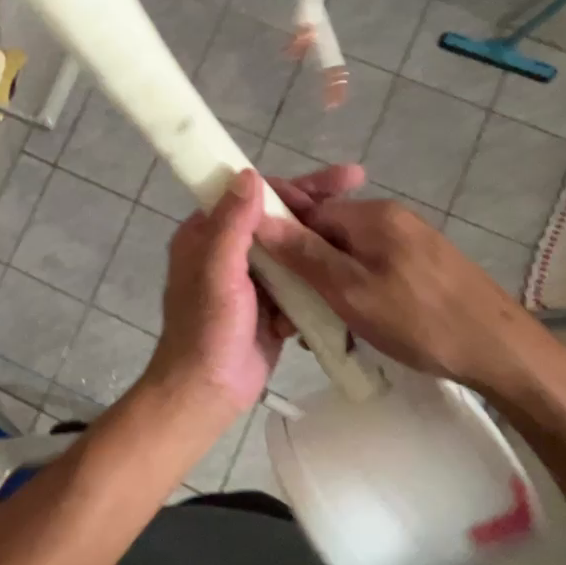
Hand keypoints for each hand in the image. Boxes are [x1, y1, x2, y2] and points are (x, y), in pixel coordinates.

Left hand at [150, 166, 363, 409]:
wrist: (209, 390)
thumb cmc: (207, 327)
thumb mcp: (217, 271)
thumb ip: (231, 225)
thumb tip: (249, 174)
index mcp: (204, 236)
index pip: (249, 195)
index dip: (290, 186)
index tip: (334, 180)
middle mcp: (225, 252)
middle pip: (275, 220)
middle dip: (313, 208)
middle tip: (357, 183)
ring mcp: (249, 280)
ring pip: (292, 250)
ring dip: (320, 245)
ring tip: (361, 233)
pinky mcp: (269, 306)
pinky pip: (300, 282)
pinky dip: (317, 280)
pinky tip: (348, 275)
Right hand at [253, 185, 557, 402]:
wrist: (504, 355)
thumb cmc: (421, 321)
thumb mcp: (350, 291)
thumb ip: (303, 253)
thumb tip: (257, 217)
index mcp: (371, 215)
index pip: (303, 211)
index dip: (277, 238)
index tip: (259, 274)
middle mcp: (389, 218)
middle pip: (323, 232)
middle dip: (299, 266)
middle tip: (286, 311)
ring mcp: (408, 242)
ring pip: (344, 255)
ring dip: (323, 285)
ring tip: (312, 325)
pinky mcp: (421, 266)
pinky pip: (367, 269)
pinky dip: (350, 291)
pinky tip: (347, 322)